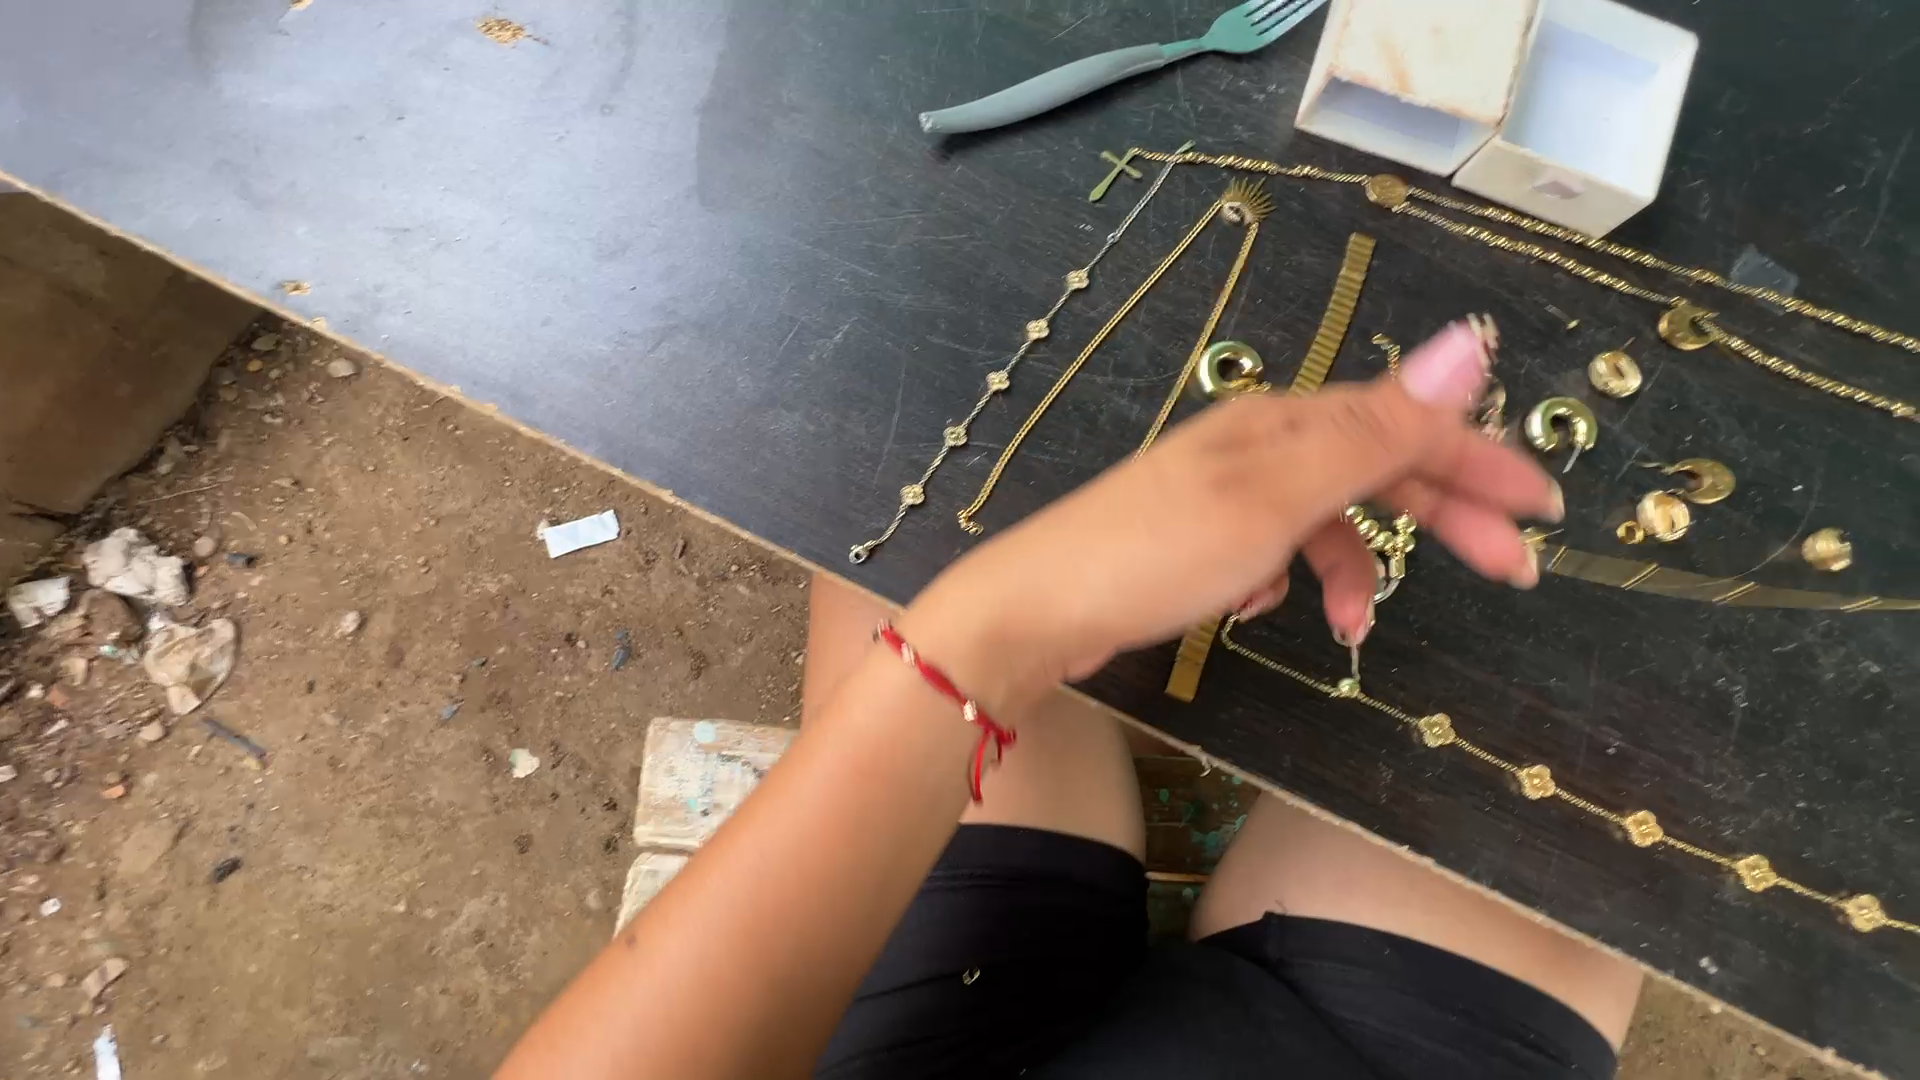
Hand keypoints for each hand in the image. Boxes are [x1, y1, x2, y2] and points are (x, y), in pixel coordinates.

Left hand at [899, 320, 1562, 710]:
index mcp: (1278, 424)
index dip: (1478, 460)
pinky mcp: (1192, 542)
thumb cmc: (1155, 551)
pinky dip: (1280, 582)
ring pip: (1318, 521)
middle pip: (1370, 468)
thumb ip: (1369, 428)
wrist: (1041, 609)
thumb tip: (1468, 340)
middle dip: (1439, 516)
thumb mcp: (1273, 494)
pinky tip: (1255, 607)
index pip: (1402, 424)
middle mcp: (1252, 448)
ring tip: (1349, 626)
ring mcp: (1218, 495)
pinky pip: (1266, 554)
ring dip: (1348, 571)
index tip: (1544, 512)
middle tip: (1511, 571)